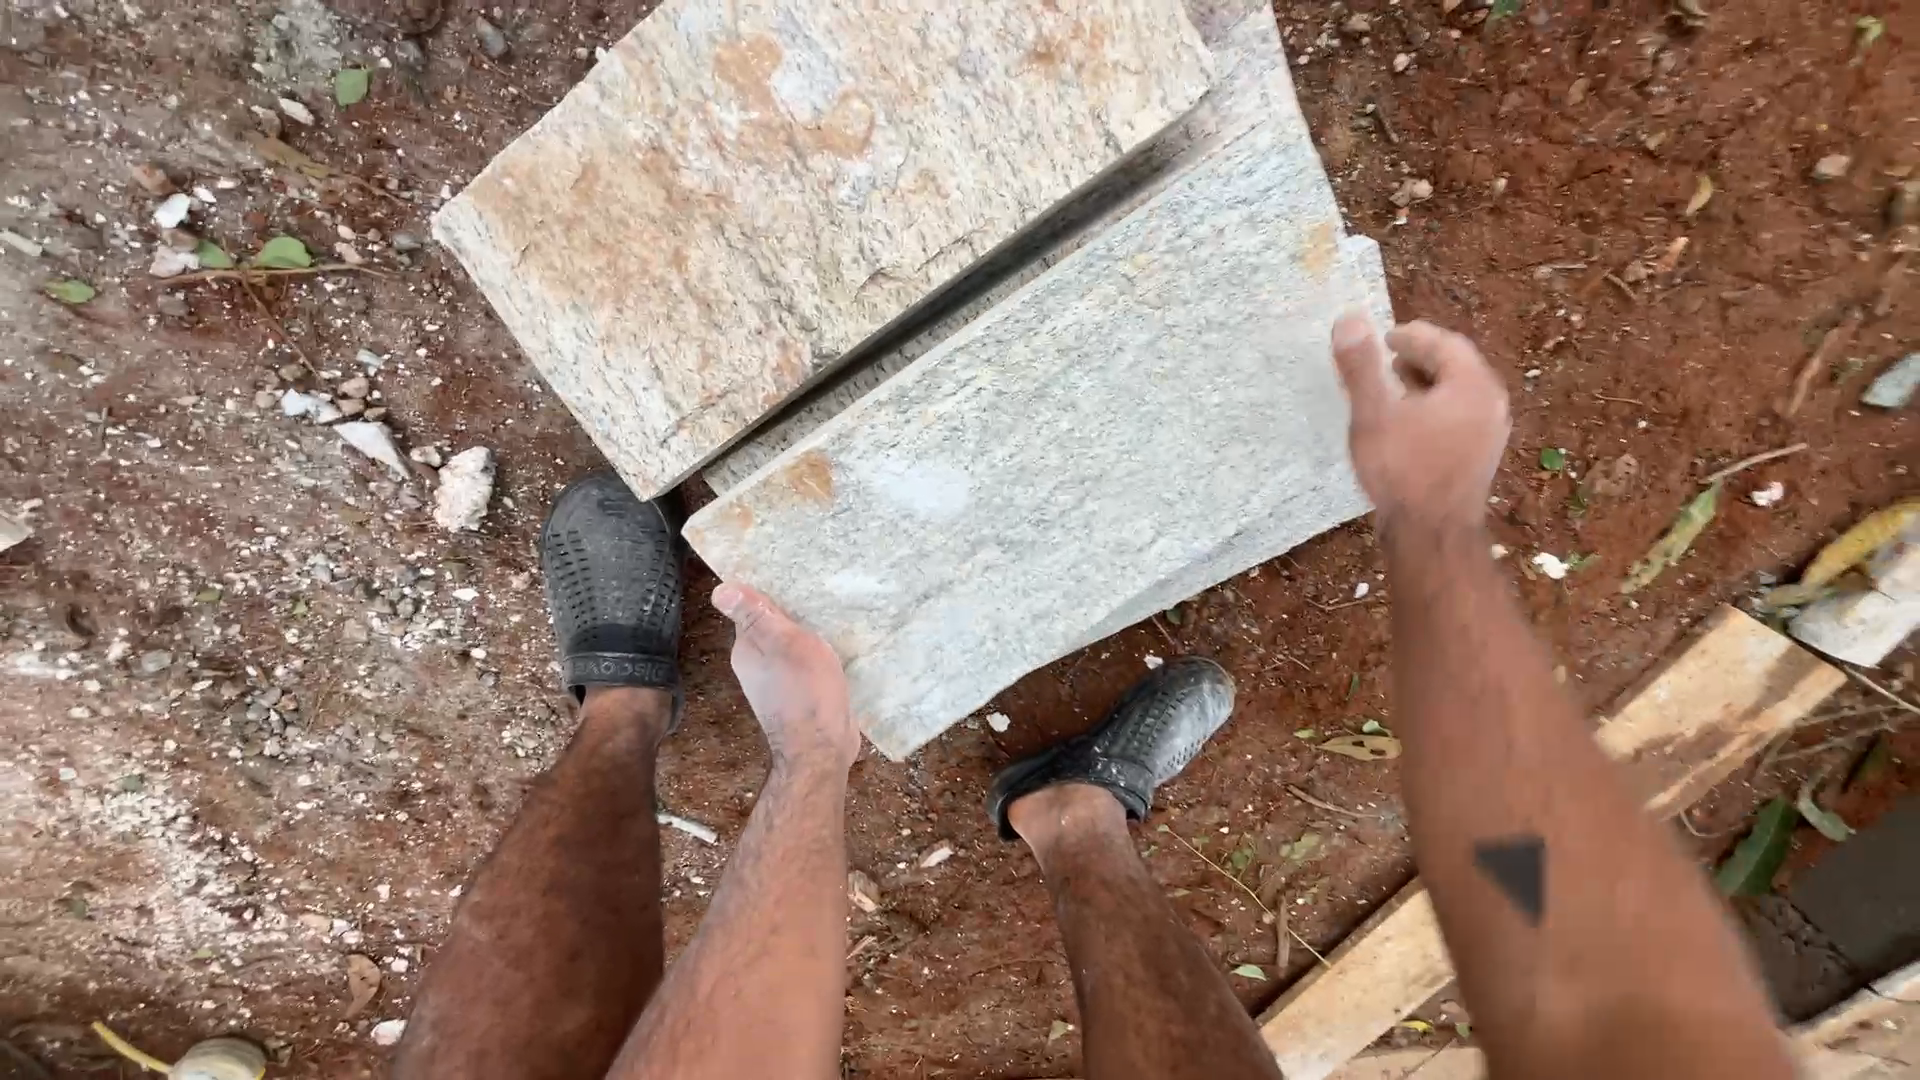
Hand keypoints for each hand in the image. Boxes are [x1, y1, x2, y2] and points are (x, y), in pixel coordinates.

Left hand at [712, 582, 860, 773]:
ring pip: (790, 647)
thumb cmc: (805, 691)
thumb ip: (756, 616)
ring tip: (830, 616)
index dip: (771, 594)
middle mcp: (756, 666)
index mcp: (747, 650)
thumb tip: (719, 589)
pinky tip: (835, 649)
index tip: (794, 575)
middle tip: (819, 591)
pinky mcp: (799, 696)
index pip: (753, 610)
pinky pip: (805, 665)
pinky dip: (817, 655)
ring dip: (807, 634)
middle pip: (772, 628)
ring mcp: (777, 684)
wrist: (823, 748)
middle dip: (792, 613)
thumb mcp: (785, 644)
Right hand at [1331, 314, 1510, 536]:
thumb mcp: (1373, 414)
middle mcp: (1491, 404)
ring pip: (1457, 394)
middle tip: (1385, 358)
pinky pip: (1457, 417)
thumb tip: (1349, 318)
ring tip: (1391, 389)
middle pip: (1455, 367)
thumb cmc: (1400, 468)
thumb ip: (1361, 366)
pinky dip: (1431, 409)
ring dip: (1424, 385)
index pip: (1444, 344)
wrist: (1430, 532)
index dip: (1411, 335)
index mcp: (1472, 385)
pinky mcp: (1479, 457)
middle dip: (1418, 359)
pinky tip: (1406, 425)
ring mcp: (1490, 433)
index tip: (1382, 336)